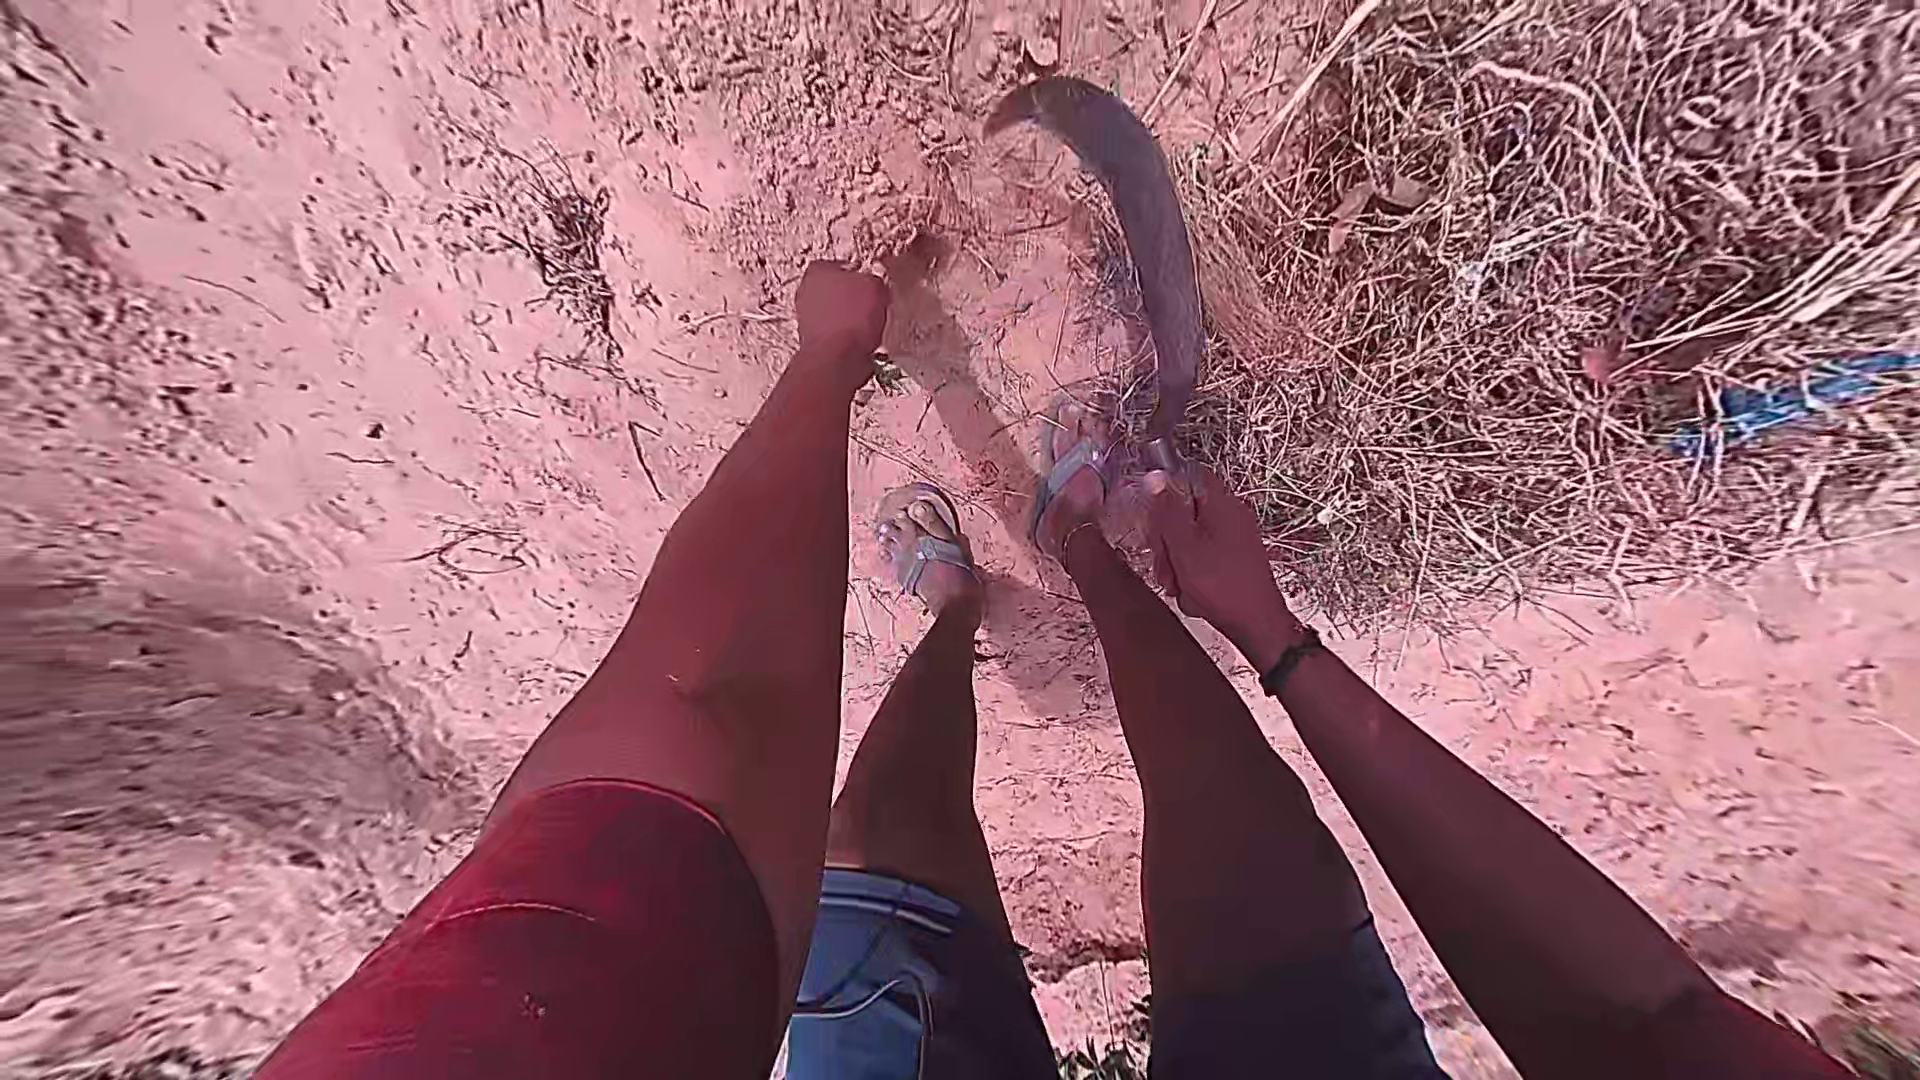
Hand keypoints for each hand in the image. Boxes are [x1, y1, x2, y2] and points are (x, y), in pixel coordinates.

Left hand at [794, 261, 888, 369]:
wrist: (838, 360)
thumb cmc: (848, 322)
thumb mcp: (876, 287)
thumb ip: (875, 281)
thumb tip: (877, 286)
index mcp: (817, 271)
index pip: (841, 265)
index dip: (861, 274)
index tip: (872, 282)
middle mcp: (807, 295)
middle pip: (837, 292)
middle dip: (855, 299)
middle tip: (873, 305)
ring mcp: (809, 323)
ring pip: (838, 317)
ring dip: (853, 322)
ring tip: (870, 328)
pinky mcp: (818, 346)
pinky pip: (840, 339)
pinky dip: (850, 342)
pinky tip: (862, 345)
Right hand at [1147, 465, 1303, 670]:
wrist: (1255, 625)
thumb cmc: (1223, 587)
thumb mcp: (1183, 546)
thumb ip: (1167, 510)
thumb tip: (1155, 478)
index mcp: (1222, 505)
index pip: (1190, 476)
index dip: (1166, 490)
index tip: (1153, 512)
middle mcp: (1231, 517)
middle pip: (1185, 510)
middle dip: (1166, 538)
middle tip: (1163, 562)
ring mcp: (1233, 538)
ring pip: (1189, 536)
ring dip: (1175, 560)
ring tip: (1175, 583)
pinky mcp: (1232, 558)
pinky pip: (1201, 555)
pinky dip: (1190, 572)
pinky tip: (1189, 591)